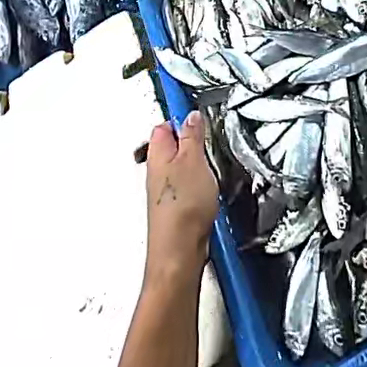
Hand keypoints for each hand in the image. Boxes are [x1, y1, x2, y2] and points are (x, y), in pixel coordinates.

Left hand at [143, 112, 217, 286]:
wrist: (179, 249)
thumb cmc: (182, 206)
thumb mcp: (194, 159)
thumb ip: (192, 135)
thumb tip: (191, 116)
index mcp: (157, 151)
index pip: (165, 124)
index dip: (182, 121)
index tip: (198, 121)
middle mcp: (156, 169)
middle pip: (174, 146)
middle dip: (193, 147)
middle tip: (207, 151)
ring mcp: (164, 189)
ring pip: (182, 168)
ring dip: (198, 170)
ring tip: (209, 177)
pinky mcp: (174, 207)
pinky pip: (187, 189)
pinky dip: (199, 189)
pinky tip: (207, 197)